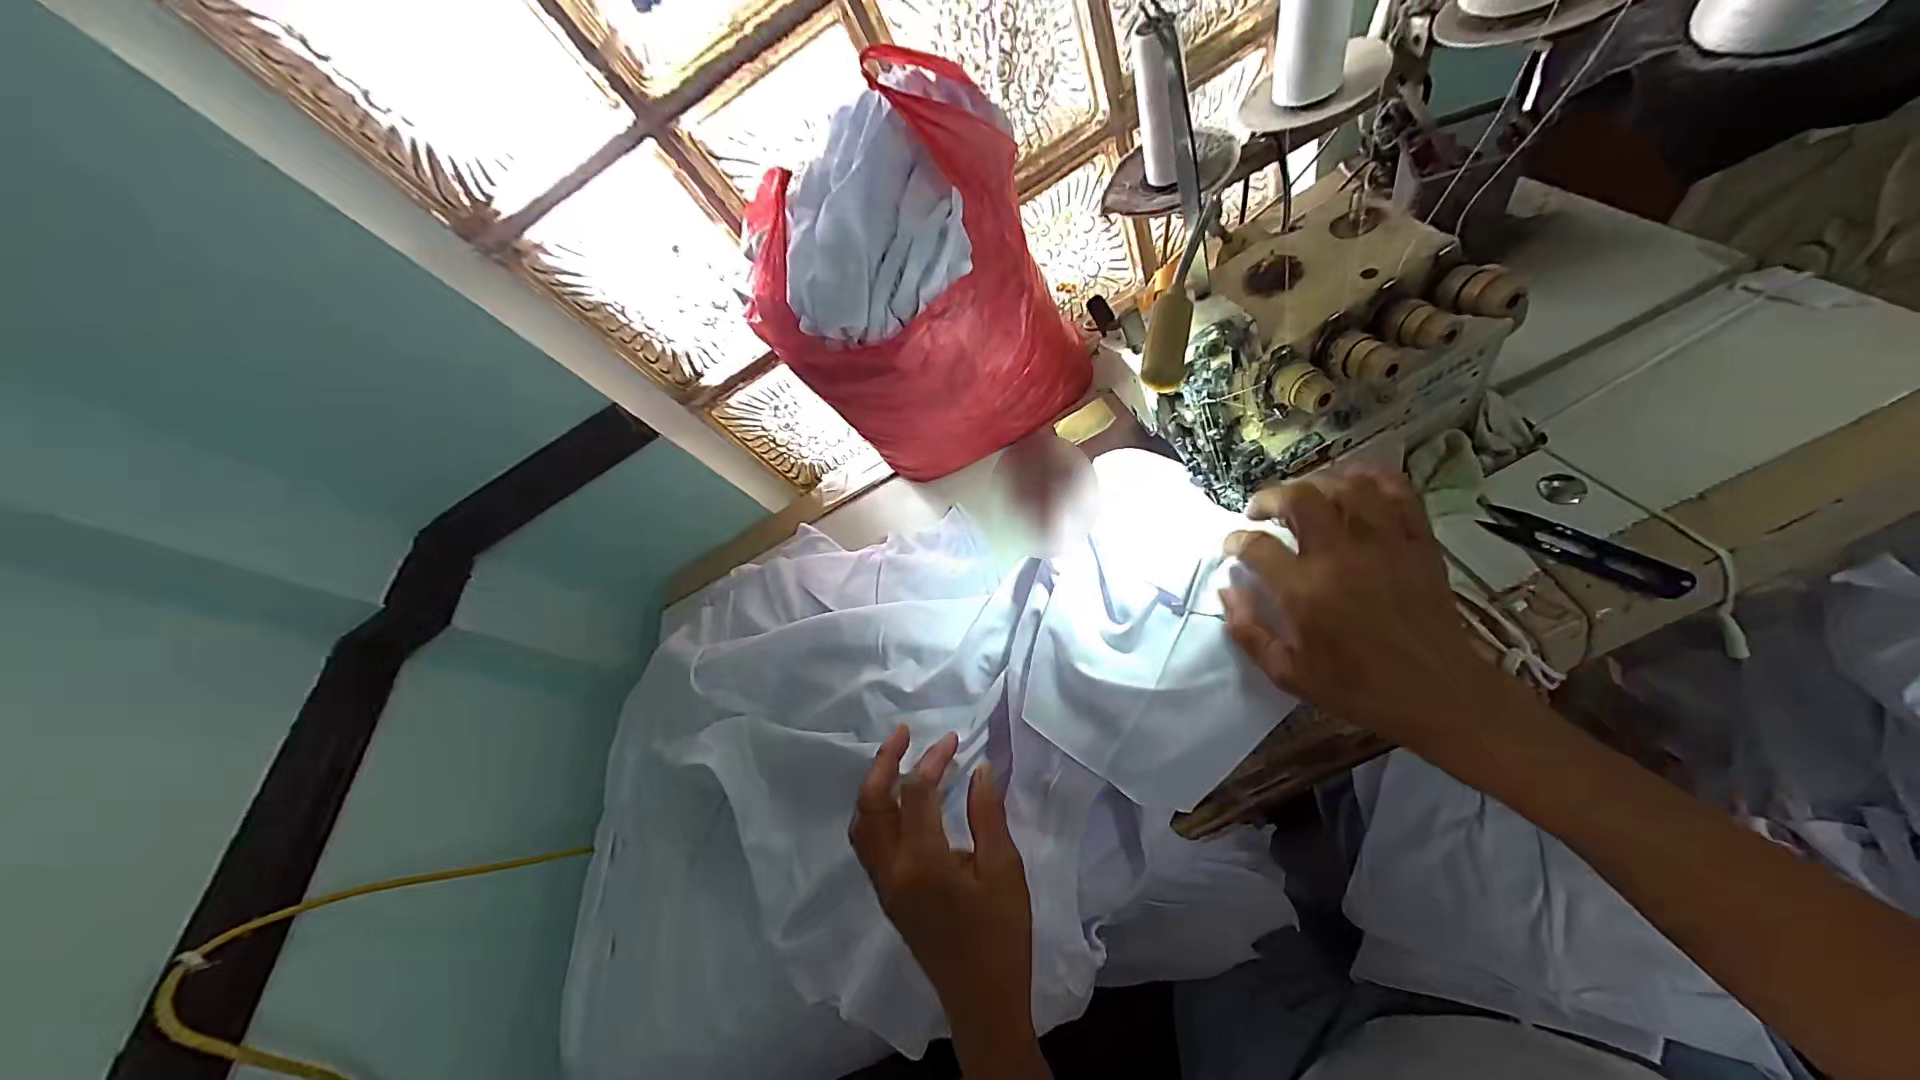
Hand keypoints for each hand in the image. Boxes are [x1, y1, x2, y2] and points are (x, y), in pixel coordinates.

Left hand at [850, 726, 1033, 1038]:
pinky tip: (899, 804)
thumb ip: (987, 814)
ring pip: (862, 824)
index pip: (917, 793)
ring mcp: (884, 885)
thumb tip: (978, 769)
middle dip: (884, 761)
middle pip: (871, 803)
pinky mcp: (887, 897)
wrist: (983, 1000)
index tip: (955, 739)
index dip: (935, 759)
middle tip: (905, 734)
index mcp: (922, 861)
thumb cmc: (1001, 935)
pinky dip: (876, 813)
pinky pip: (868, 843)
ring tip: (898, 762)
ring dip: (875, 787)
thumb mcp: (1004, 870)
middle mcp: (891, 869)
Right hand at [1220, 466, 1523, 755]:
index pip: (1257, 546)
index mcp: (1305, 592)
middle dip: (1270, 497)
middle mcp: (1342, 558)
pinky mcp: (1418, 542)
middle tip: (1261, 511)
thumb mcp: (1287, 673)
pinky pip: (1397, 491)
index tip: (1232, 546)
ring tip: (1304, 497)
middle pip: (1300, 499)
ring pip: (1346, 487)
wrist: (1438, 693)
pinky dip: (1371, 477)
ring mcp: (1385, 545)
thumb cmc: (1357, 687)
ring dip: (1316, 483)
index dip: (1236, 540)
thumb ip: (1248, 631)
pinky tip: (1353, 485)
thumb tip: (1227, 590)